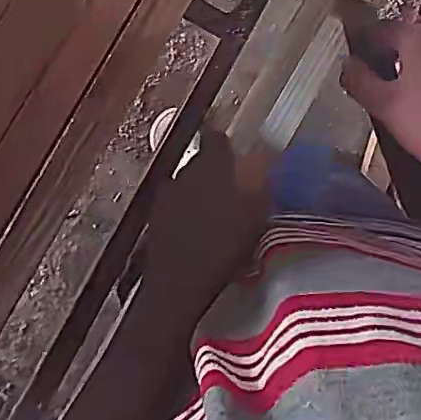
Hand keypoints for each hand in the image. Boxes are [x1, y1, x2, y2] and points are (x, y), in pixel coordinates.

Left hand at [135, 130, 270, 321]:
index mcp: (211, 164)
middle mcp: (184, 172)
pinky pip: (176, 205)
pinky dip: (187, 212)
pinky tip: (199, 232)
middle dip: (216, 172)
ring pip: (188, 183)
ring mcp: (166, 194)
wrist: (180, 281)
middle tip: (235, 192)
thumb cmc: (225, 245)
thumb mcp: (256, 212)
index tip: (238, 156)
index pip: (216, 138)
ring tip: (218, 216)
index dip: (226, 145)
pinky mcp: (155, 217)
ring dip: (201, 192)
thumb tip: (265, 161)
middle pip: (202, 161)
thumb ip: (260, 181)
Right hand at [339, 18, 420, 205]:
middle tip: (367, 79)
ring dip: (403, 67)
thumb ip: (358, 79)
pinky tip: (413, 104)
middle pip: (402, 37)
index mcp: (419, 36)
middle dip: (383, 55)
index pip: (378, 29)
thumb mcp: (382, 104)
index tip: (350, 64)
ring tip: (388, 95)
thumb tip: (348, 66)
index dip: (360, 47)